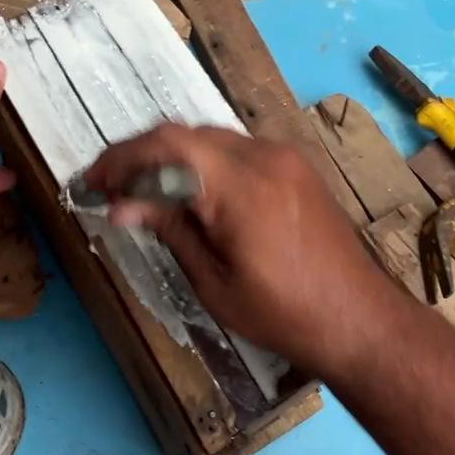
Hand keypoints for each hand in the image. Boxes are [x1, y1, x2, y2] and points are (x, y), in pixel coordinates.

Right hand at [81, 124, 407, 377]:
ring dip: (172, 157)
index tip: (93, 180)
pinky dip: (203, 162)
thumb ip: (171, 230)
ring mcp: (285, 157)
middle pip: (187, 135)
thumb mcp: (215, 283)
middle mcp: (264, 157)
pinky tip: (188, 191)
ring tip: (142, 190)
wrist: (361, 319)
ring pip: (211, 138)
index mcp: (242, 187)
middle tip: (110, 187)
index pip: (168, 146)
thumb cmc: (284, 315)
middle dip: (142, 155)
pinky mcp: (295, 166)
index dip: (122, 157)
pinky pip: (237, 150)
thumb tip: (120, 205)